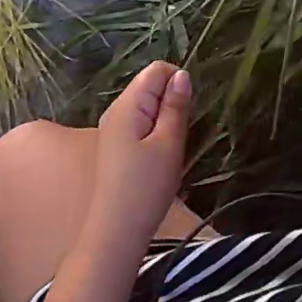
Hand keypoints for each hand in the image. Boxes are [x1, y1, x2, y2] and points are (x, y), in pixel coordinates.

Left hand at [83, 62, 191, 251]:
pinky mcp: (115, 145)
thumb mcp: (169, 143)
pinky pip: (139, 122)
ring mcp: (113, 128)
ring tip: (171, 146)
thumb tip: (182, 74)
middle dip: (172, 100)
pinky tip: (160, 155)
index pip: (156, 70)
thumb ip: (176, 106)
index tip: (188, 110)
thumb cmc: (146, 187)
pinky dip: (155, 130)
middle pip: (150, 85)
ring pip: (146, 105)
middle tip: (180, 133)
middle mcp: (116, 110)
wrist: (116, 232)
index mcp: (127, 105)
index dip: (178, 81)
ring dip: (165, 117)